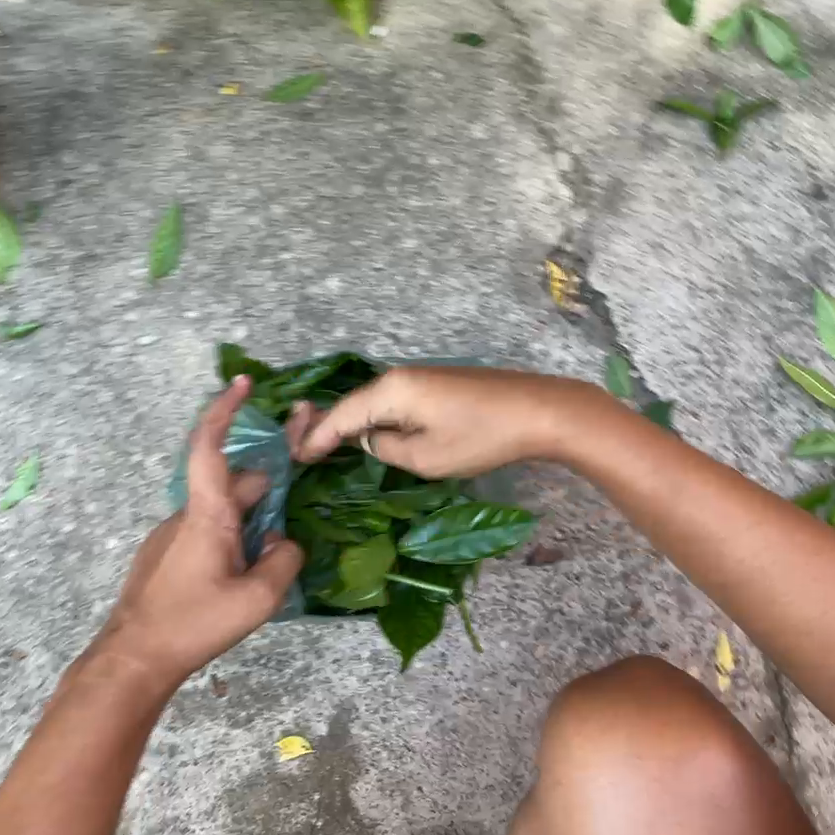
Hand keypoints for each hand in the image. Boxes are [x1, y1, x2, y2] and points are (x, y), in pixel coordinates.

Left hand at [93, 376, 303, 685]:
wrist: (134, 659)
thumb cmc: (195, 624)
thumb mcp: (259, 598)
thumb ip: (283, 560)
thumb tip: (281, 541)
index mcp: (208, 514)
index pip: (210, 446)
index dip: (225, 409)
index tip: (243, 384)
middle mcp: (187, 514)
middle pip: (236, 484)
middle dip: (270, 490)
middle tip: (294, 513)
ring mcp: (173, 535)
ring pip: (225, 512)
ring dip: (253, 522)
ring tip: (270, 561)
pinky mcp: (167, 555)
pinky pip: (210, 532)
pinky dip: (234, 538)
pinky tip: (244, 576)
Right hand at [288, 366, 600, 477]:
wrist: (539, 411)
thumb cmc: (481, 438)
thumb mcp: (426, 458)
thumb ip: (387, 449)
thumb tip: (372, 440)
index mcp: (390, 391)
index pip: (341, 416)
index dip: (316, 438)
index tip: (295, 456)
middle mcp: (399, 376)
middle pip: (352, 402)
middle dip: (324, 423)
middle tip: (299, 445)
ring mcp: (420, 377)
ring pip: (372, 401)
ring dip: (349, 420)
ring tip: (322, 440)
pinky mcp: (437, 384)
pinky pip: (393, 401)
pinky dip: (374, 416)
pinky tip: (368, 430)